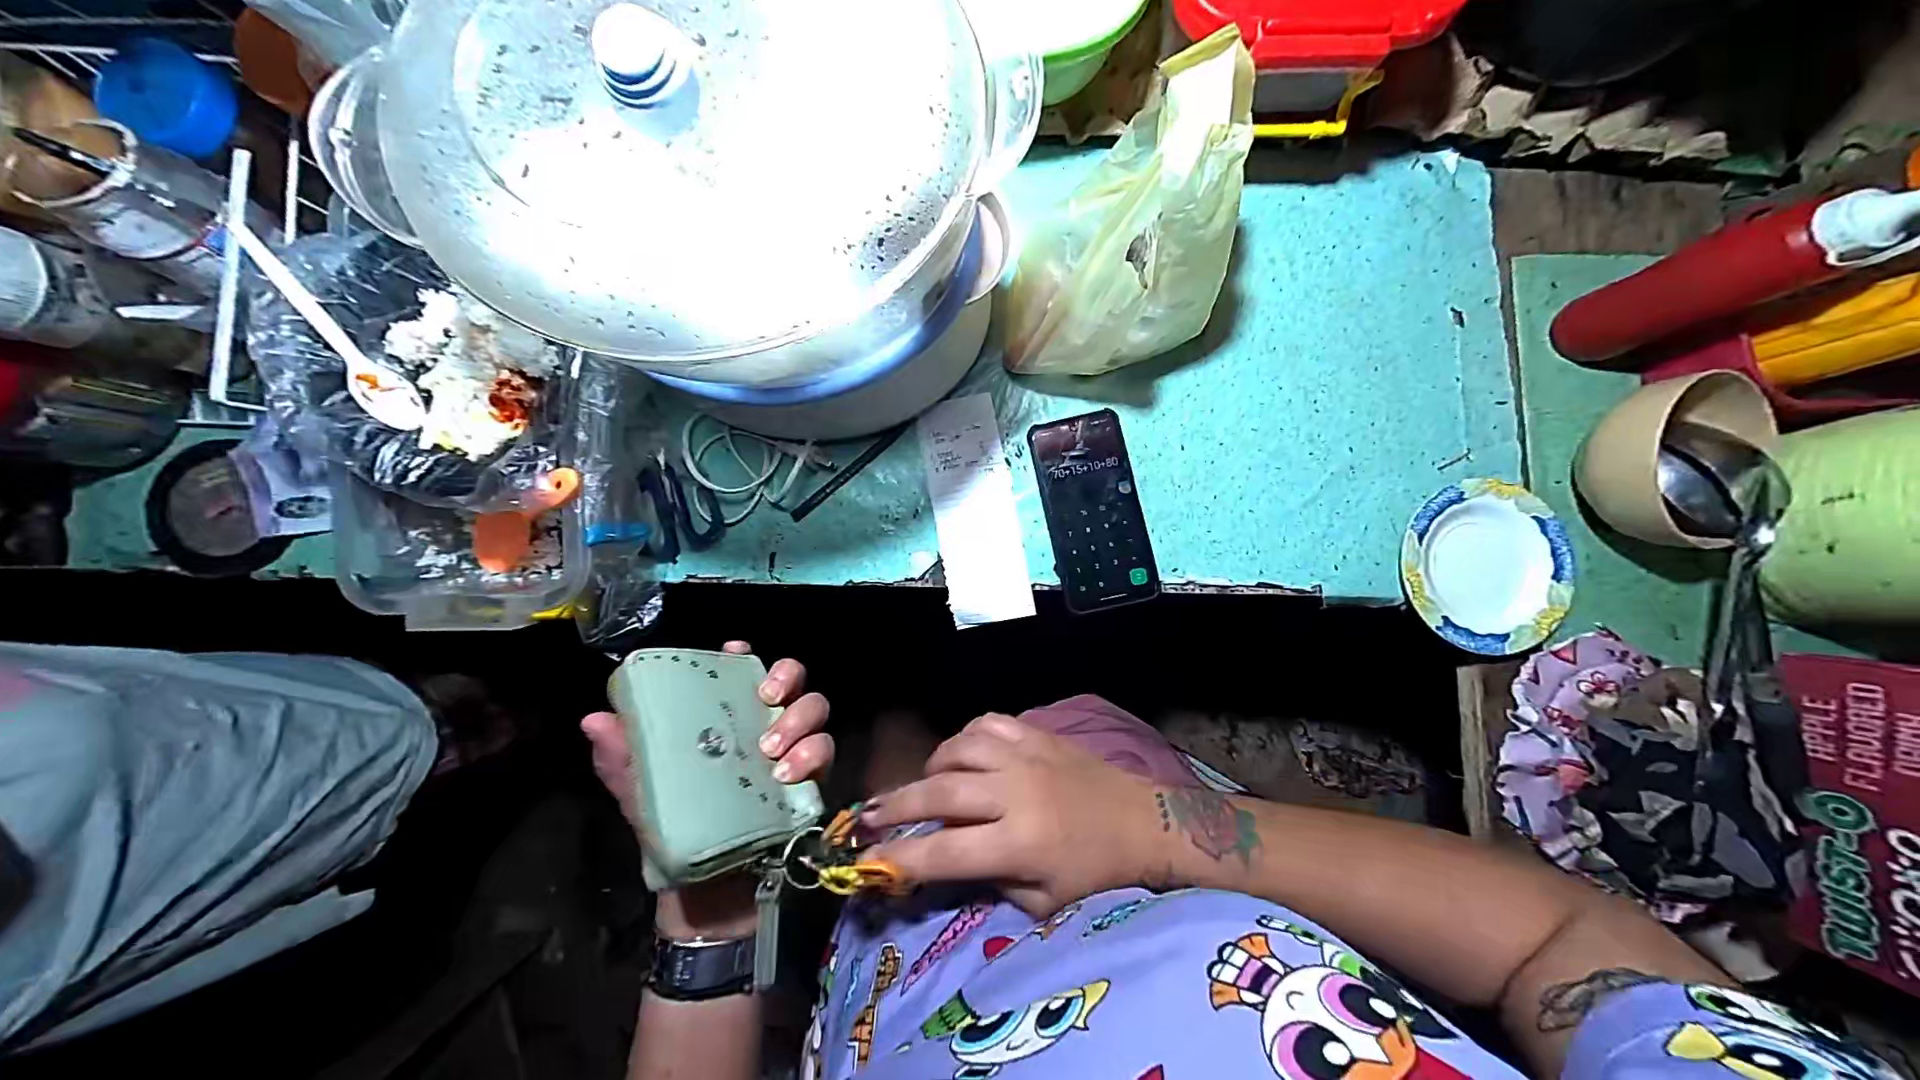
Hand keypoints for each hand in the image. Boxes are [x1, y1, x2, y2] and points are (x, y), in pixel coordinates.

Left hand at [581, 641, 832, 937]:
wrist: (706, 898)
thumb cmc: (673, 834)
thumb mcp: (641, 796)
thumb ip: (622, 759)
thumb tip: (594, 719)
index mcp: (727, 722)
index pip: (743, 674)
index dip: (744, 657)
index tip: (735, 651)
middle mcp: (765, 728)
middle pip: (794, 681)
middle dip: (787, 677)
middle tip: (766, 697)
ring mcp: (793, 752)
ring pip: (815, 710)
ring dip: (798, 720)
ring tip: (771, 749)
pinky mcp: (812, 783)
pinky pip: (826, 753)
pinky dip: (812, 755)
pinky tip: (786, 775)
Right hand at [860, 714, 1163, 916]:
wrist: (1144, 823)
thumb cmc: (1096, 872)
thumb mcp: (1042, 902)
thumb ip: (989, 882)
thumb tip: (944, 860)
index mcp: (1021, 842)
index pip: (946, 850)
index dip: (902, 856)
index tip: (870, 859)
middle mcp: (1017, 792)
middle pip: (941, 791)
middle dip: (897, 804)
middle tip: (869, 815)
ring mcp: (1026, 756)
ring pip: (958, 748)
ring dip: (930, 767)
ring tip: (924, 785)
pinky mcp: (1037, 734)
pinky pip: (986, 725)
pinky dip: (964, 739)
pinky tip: (962, 755)